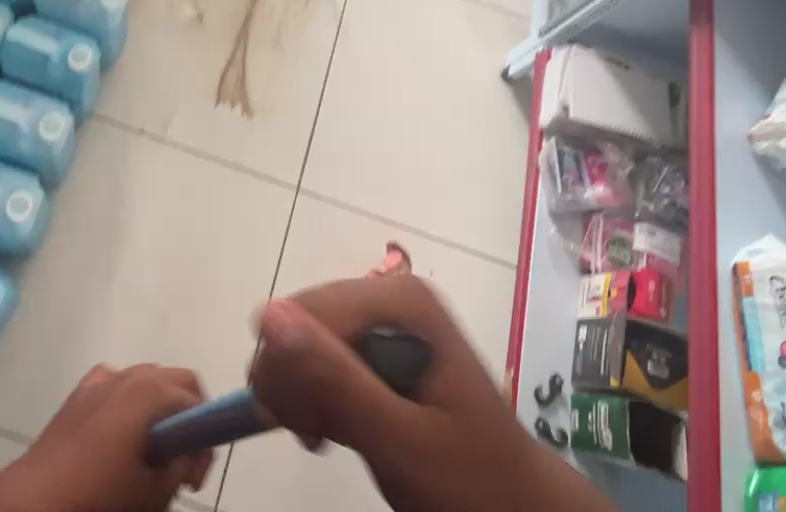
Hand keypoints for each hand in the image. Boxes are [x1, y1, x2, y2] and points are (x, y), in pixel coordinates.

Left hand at [0, 364, 214, 511]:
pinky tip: (122, 434)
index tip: (194, 473)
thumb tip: (189, 455)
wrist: (34, 499)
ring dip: (161, 407)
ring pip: (148, 379)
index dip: (205, 438)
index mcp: (150, 391)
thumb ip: (182, 465)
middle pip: (177, 381)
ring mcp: (102, 380)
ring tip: (153, 451)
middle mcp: (129, 374)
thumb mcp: (153, 490)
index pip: (197, 402)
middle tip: (182, 462)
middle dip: (188, 415)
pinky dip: (130, 401)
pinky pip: (117, 385)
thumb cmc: (98, 495)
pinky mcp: (81, 392)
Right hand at [248, 276, 613, 511]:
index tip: (307, 432)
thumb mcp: (400, 441)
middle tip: (320, 436)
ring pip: (299, 339)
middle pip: (298, 321)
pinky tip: (333, 428)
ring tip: (329, 436)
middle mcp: (387, 295)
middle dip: (295, 383)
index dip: (290, 370)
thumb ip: (336, 379)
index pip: (304, 313)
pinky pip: (316, 354)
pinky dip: (313, 396)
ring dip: (301, 394)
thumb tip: (269, 314)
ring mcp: (382, 318)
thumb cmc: (469, 482)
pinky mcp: (376, 342)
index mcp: (401, 301)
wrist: (517, 507)